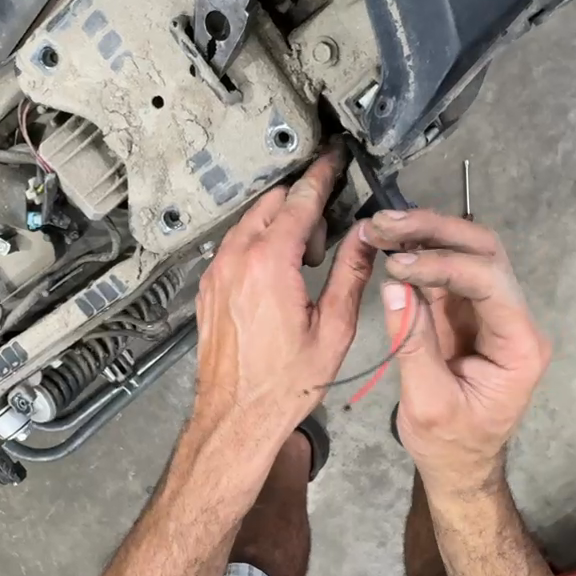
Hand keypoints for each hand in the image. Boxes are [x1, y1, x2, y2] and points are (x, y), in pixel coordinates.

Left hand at [191, 150, 375, 448]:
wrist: (236, 417)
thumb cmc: (285, 383)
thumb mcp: (334, 329)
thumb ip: (351, 273)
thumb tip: (367, 236)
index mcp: (270, 263)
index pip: (299, 201)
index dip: (321, 176)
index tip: (333, 158)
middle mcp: (236, 259)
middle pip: (271, 205)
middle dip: (301, 205)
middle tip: (327, 234)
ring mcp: (216, 273)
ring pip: (249, 223)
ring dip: (278, 224)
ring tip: (304, 260)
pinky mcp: (208, 288)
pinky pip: (233, 246)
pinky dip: (257, 243)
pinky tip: (277, 273)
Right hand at [363, 210, 550, 494]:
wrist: (459, 466)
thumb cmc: (449, 444)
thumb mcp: (427, 401)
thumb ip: (413, 342)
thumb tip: (394, 286)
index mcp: (519, 345)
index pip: (490, 282)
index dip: (445, 264)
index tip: (398, 265)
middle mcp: (514, 320)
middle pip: (486, 253)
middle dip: (436, 232)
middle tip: (386, 224)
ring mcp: (491, 312)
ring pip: (468, 252)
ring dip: (425, 235)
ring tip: (381, 227)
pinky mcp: (466, 312)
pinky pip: (448, 271)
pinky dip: (418, 254)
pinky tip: (389, 243)